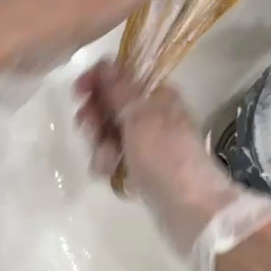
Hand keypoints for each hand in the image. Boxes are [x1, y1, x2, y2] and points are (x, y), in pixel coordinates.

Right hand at [75, 61, 270, 270]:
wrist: (191, 208)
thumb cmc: (166, 157)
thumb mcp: (141, 116)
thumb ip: (119, 89)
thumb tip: (105, 61)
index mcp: (157, 95)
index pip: (120, 76)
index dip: (97, 81)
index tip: (78, 93)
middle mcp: (151, 114)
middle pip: (110, 105)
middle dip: (95, 118)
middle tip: (89, 130)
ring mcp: (146, 143)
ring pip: (107, 134)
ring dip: (100, 146)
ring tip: (108, 161)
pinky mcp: (140, 168)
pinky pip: (113, 159)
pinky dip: (109, 165)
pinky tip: (112, 174)